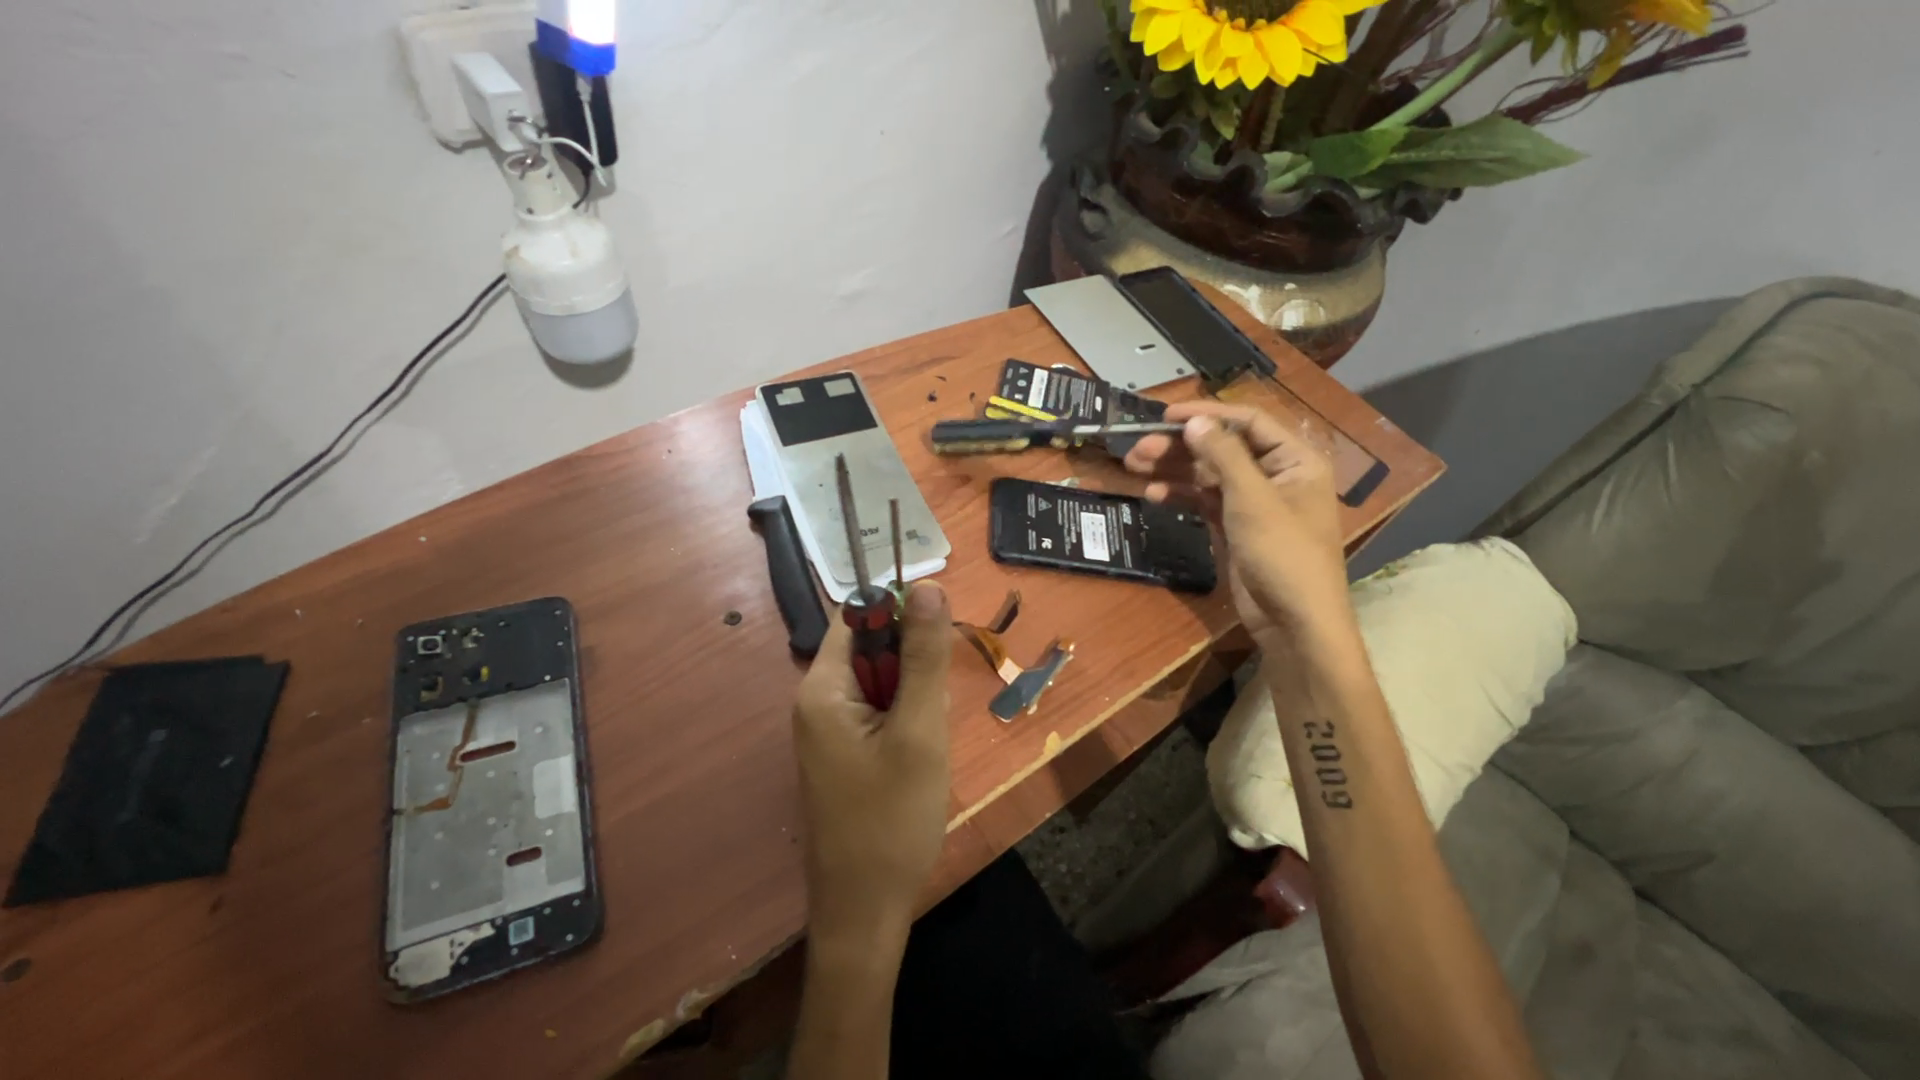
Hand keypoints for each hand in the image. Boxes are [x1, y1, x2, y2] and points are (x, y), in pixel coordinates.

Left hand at [792, 582, 953, 949]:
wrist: (865, 910)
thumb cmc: (892, 820)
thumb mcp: (920, 732)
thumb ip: (924, 657)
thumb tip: (927, 585)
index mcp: (822, 688)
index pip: (857, 617)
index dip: (901, 617)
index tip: (939, 648)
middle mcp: (816, 702)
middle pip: (871, 649)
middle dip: (913, 671)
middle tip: (932, 720)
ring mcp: (827, 732)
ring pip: (882, 685)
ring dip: (914, 703)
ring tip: (925, 750)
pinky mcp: (843, 757)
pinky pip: (879, 717)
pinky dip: (906, 729)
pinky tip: (917, 766)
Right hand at [1125, 402, 1350, 642]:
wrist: (1295, 622)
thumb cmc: (1283, 553)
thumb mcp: (1252, 499)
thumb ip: (1223, 455)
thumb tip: (1194, 421)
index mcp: (1295, 459)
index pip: (1247, 422)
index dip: (1206, 415)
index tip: (1165, 416)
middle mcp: (1276, 475)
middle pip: (1222, 448)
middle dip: (1179, 447)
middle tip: (1137, 449)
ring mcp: (1255, 503)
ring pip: (1209, 475)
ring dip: (1173, 469)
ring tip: (1134, 467)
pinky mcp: (1237, 528)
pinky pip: (1205, 501)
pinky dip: (1181, 495)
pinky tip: (1153, 494)